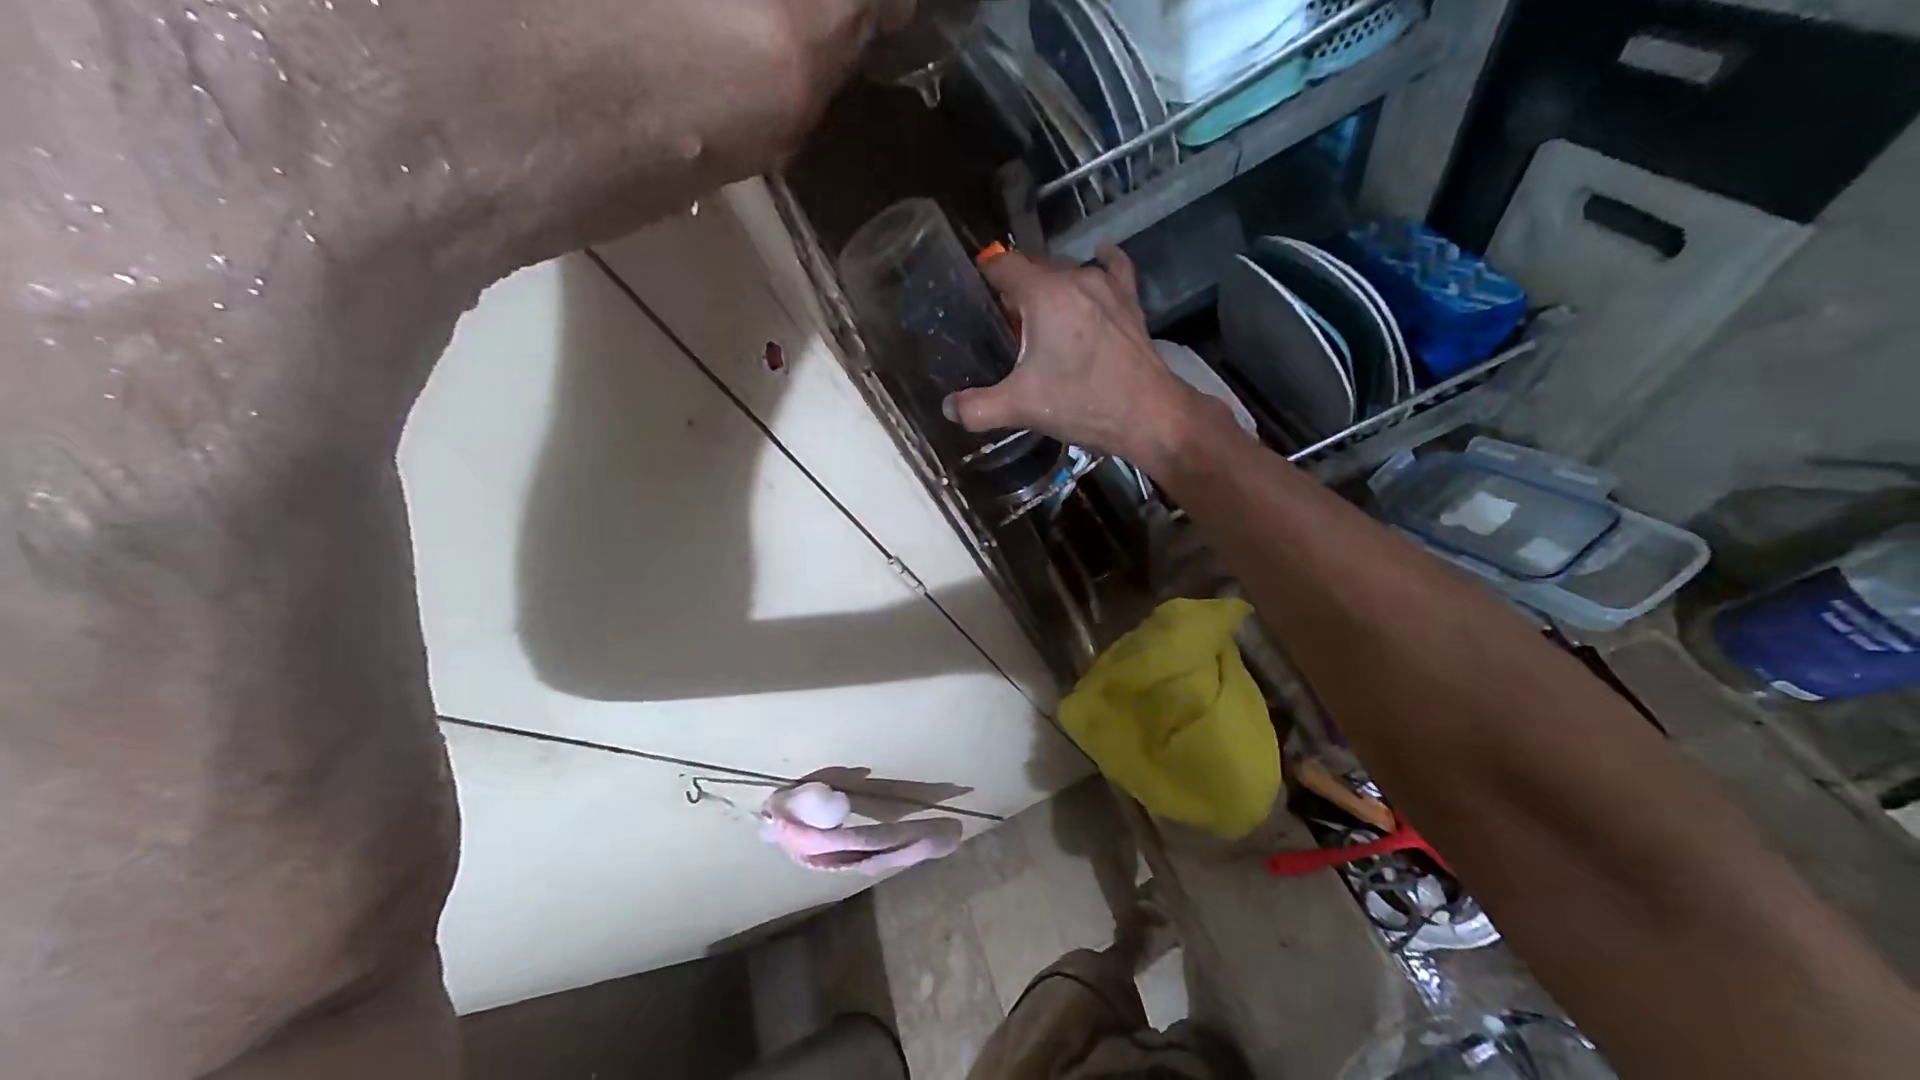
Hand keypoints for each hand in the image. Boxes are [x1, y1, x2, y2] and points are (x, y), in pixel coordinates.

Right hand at [943, 247, 1226, 468]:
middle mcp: (1074, 278)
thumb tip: (948, 408)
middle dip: (1014, 291)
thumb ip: (977, 407)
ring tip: (1038, 320)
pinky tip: (1097, 260)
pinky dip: (1100, 264)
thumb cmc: (1082, 404)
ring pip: (1067, 272)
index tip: (973, 298)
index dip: (984, 277)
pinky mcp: (1129, 302)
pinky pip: (1113, 269)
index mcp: (1044, 295)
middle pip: (1033, 269)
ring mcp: (1106, 287)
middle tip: (1002, 326)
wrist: (1149, 415)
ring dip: (1049, 288)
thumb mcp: (1021, 408)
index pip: (1003, 266)